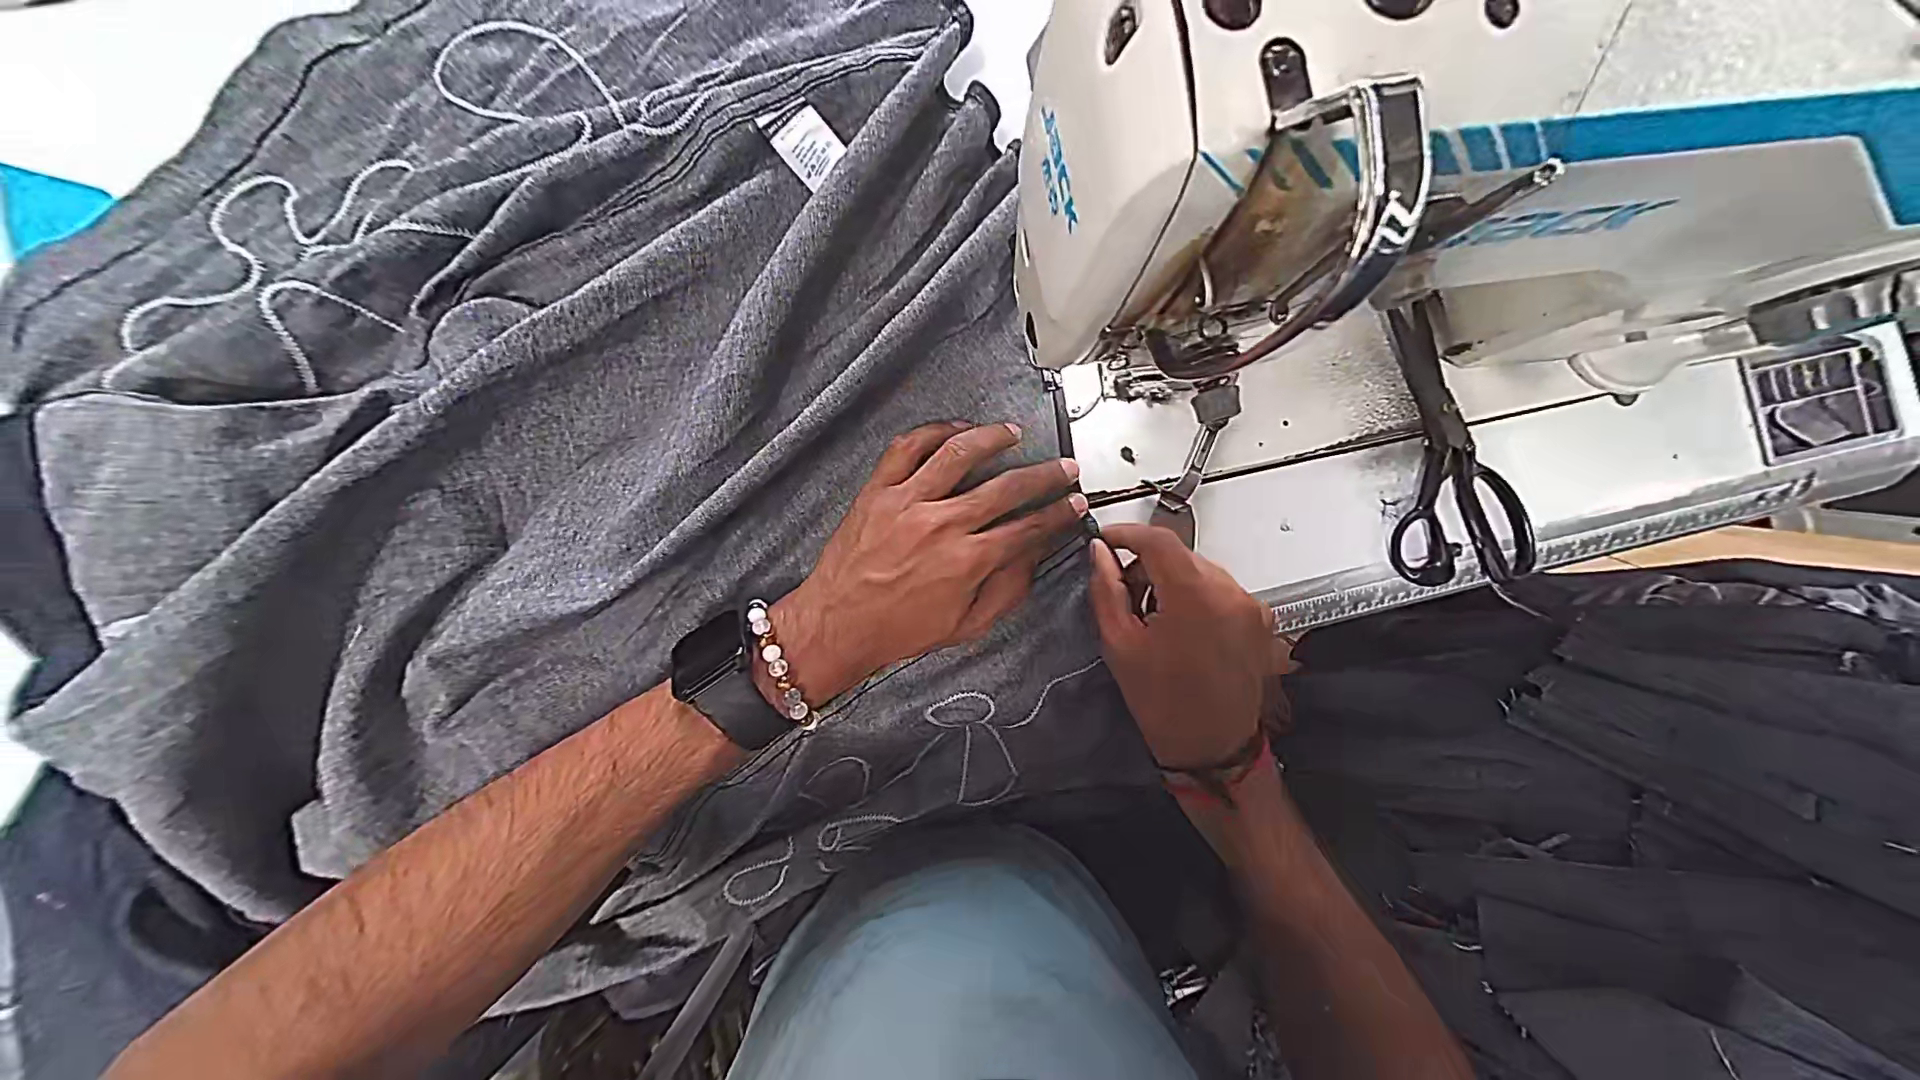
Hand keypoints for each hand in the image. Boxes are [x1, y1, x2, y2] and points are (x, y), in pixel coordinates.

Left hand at [766, 421, 1084, 704]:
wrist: (838, 624)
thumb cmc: (896, 629)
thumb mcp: (965, 625)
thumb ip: (1006, 589)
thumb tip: (1032, 558)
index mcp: (966, 561)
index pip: (1028, 527)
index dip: (1058, 513)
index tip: (1072, 504)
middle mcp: (940, 525)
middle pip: (1007, 486)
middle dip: (1045, 475)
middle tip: (1062, 468)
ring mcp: (907, 503)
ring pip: (959, 453)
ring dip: (993, 438)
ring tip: (1012, 433)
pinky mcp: (879, 492)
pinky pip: (907, 448)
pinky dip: (934, 432)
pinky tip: (953, 430)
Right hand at [1087, 524, 1273, 768]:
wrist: (1212, 747)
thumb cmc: (1167, 706)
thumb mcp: (1120, 644)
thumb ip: (1107, 589)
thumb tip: (1100, 555)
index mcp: (1194, 597)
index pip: (1158, 539)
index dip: (1126, 534)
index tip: (1108, 540)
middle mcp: (1229, 594)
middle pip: (1179, 553)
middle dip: (1146, 565)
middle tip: (1125, 592)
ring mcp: (1248, 606)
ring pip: (1199, 569)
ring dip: (1171, 581)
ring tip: (1153, 619)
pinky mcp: (1257, 619)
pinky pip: (1218, 589)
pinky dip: (1195, 596)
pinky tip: (1179, 628)